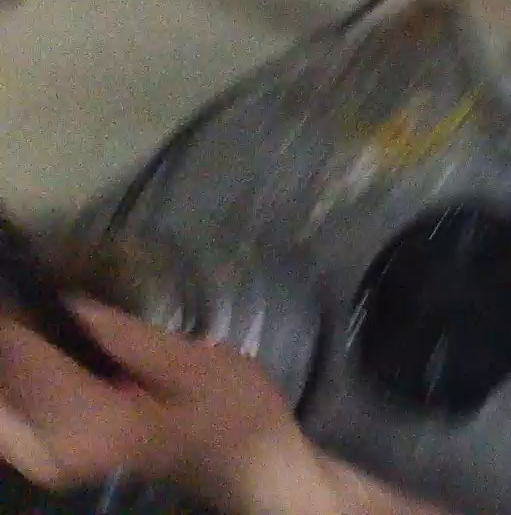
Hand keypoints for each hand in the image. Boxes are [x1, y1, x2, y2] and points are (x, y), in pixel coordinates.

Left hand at [0, 302, 331, 512]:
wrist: (241, 455)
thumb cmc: (234, 405)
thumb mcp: (200, 364)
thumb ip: (135, 340)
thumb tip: (78, 308)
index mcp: (92, 427)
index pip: (31, 371)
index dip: (17, 330)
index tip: (18, 293)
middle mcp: (48, 453)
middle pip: (2, 396)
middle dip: (10, 352)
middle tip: (24, 310)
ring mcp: (44, 462)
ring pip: (2, 411)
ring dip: (14, 370)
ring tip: (33, 329)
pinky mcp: (49, 458)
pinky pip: (14, 419)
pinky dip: (20, 387)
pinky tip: (44, 361)